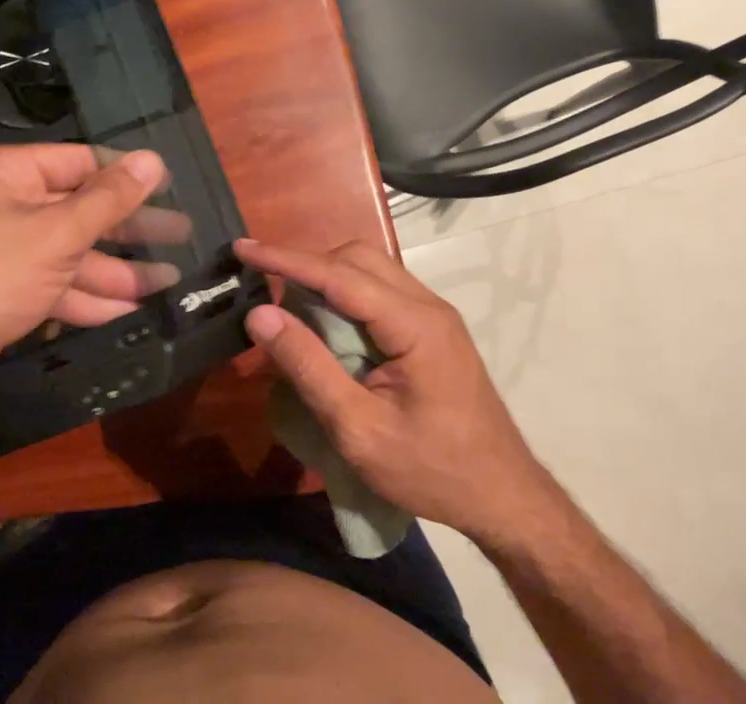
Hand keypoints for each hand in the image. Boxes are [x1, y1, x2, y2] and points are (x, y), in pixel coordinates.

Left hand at [0, 145, 177, 393]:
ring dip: (115, 271)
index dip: (126, 176)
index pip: (79, 162)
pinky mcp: (2, 290)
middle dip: (129, 231)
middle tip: (182, 236)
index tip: (170, 188)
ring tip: (168, 281)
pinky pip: (52, 284)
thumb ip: (108, 200)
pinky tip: (128, 308)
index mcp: (6, 173)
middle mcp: (2, 204)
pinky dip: (86, 297)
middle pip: (78, 211)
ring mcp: (1, 250)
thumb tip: (153, 159)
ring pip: (69, 254)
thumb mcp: (54, 236)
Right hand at [236, 237, 556, 545]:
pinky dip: (345, 295)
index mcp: (415, 325)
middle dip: (307, 263)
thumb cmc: (431, 471)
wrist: (502, 498)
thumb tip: (260, 315)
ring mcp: (435, 317)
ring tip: (286, 304)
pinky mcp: (433, 332)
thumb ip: (309, 367)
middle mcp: (429, 307)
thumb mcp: (358, 428)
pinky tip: (324, 323)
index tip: (242, 248)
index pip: (339, 275)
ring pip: (371, 270)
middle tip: (263, 286)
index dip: (286, 260)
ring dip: (326, 277)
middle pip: (359, 258)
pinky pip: (381, 293)